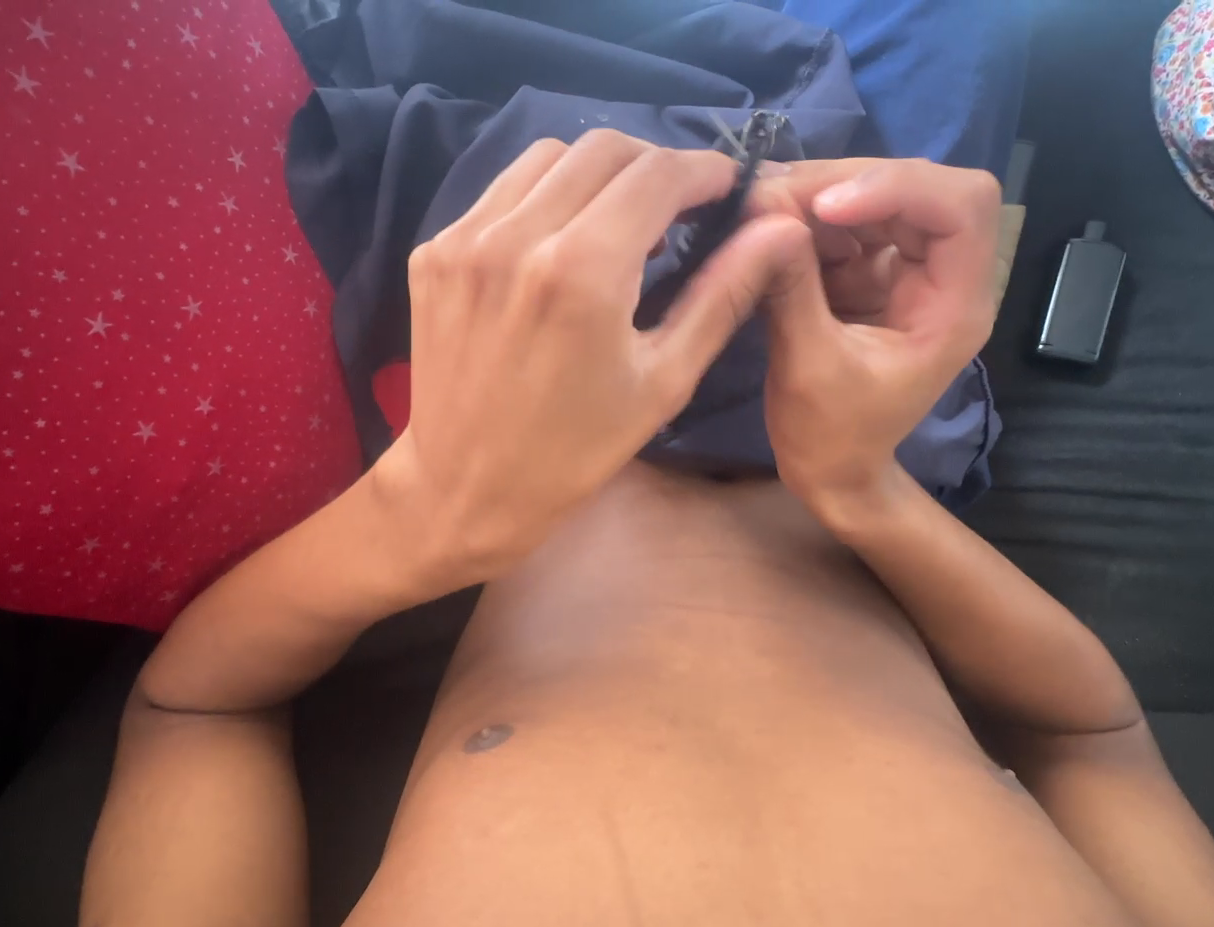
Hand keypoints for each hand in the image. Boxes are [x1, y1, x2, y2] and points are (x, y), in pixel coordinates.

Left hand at [375, 130, 806, 580]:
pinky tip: (559, 249)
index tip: (725, 189)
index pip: (656, 173)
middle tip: (676, 212)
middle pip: (602, 150)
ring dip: (596, 176)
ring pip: (546, 158)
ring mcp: (464, 240)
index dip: (703, 171)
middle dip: (654, 167)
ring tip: (618, 228)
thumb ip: (720, 296)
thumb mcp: (662, 383)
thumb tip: (779, 229)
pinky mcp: (434, 253)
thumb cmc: (574, 452)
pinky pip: (501, 194)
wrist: (466, 489)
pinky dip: (543, 201)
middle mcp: (518, 237)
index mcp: (582, 270)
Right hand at [747, 158, 1002, 508]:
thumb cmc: (830, 436)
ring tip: (758, 207)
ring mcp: (907, 274)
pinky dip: (806, 221)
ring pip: (877, 200)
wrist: (832, 472)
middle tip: (770, 195)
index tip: (825, 206)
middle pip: (917, 189)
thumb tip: (766, 217)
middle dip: (844, 184)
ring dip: (817, 197)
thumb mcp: (808, 368)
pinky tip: (765, 227)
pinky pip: (847, 228)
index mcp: (954, 306)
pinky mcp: (872, 278)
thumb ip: (791, 290)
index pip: (962, 207)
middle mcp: (943, 278)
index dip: (899, 186)